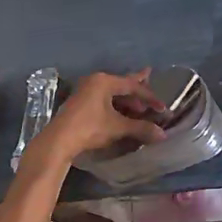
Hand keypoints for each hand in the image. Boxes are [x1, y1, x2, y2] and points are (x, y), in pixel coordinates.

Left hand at [33, 71, 168, 163]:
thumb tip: (162, 135)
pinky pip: (104, 100)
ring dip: (126, 101)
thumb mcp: (118, 127)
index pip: (132, 86)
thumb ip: (141, 128)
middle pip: (121, 84)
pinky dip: (116, 105)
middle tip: (150, 87)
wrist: (59, 140)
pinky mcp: (80, 103)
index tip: (162, 108)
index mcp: (104, 81)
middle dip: (137, 90)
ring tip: (140, 107)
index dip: (149, 97)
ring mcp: (85, 92)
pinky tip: (123, 114)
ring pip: (112, 93)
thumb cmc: (90, 128)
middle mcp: (94, 81)